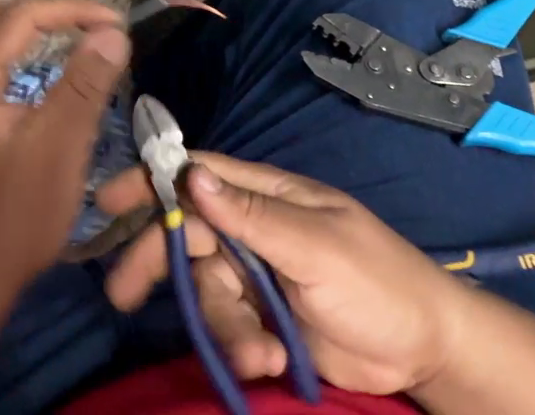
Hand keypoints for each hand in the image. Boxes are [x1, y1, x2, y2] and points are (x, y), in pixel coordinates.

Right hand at [98, 153, 467, 395]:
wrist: (426, 352)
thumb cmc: (379, 281)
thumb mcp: (316, 245)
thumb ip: (251, 215)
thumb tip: (190, 175)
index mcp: (266, 195)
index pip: (196, 176)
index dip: (151, 182)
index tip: (108, 202)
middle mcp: (251, 229)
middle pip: (184, 234)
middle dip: (155, 262)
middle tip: (122, 293)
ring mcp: (254, 274)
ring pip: (203, 290)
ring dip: (222, 325)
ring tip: (259, 354)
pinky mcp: (260, 317)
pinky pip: (226, 326)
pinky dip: (242, 347)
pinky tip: (272, 360)